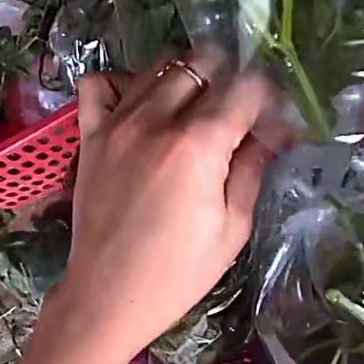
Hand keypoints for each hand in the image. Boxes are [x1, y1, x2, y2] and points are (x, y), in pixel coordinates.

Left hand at [51, 56, 275, 363]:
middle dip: (229, 80)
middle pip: (202, 66)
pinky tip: (141, 106)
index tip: (273, 117)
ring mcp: (117, 124)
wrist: (108, 297)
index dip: (267, 97)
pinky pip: (100, 84)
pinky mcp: (90, 135)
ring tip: (196, 107)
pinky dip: (124, 82)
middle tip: (238, 111)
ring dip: (186, 77)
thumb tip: (272, 132)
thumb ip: (251, 169)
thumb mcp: (232, 229)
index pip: (244, 91)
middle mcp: (157, 121)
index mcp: (199, 146)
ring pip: (157, 69)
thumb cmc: (179, 274)